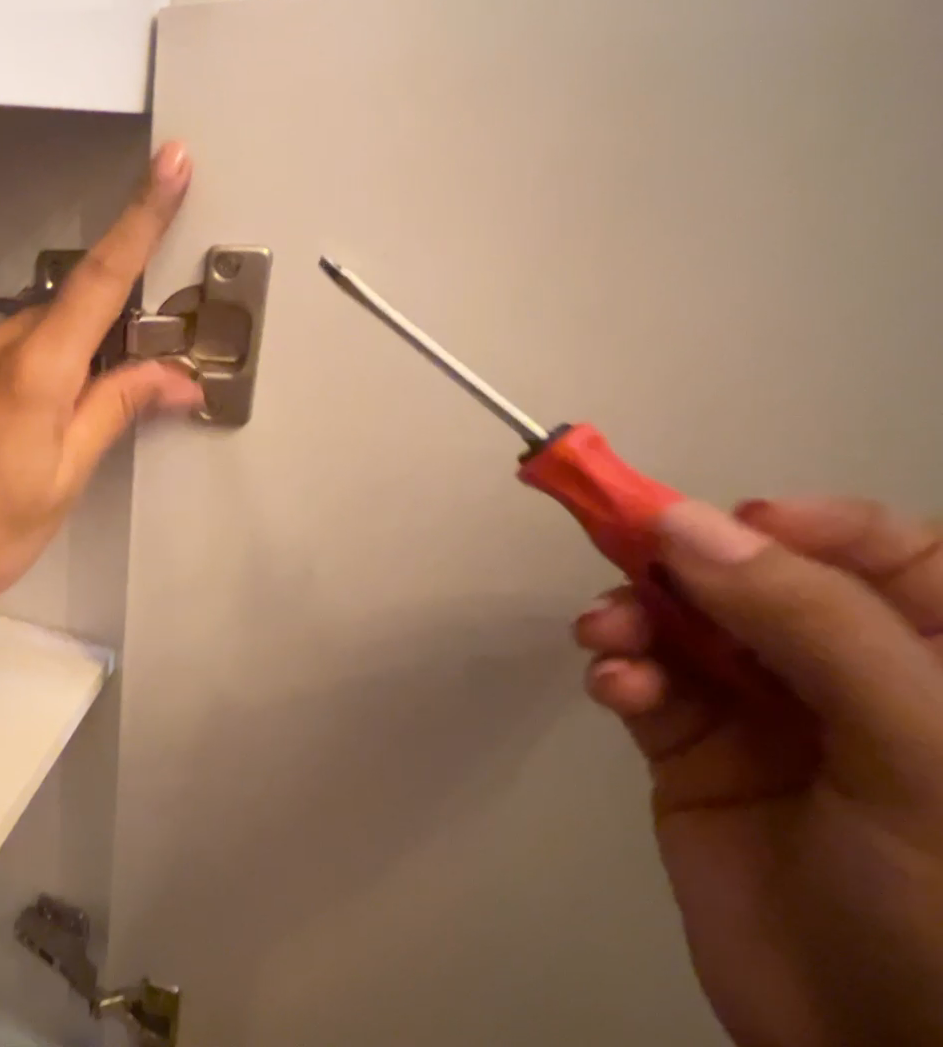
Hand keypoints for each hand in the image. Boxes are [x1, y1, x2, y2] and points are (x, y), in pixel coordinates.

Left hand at [0, 143, 202, 615]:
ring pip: (20, 338)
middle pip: (61, 315)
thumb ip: (116, 409)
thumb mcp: (64, 477)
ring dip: (46, 366)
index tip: (170, 164)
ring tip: (35, 438)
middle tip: (103, 398)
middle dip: (93, 340)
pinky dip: (7, 378)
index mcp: (31, 372)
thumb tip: (176, 377)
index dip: (141, 219)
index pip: (100, 280)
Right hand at [576, 497, 942, 1046]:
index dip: (801, 524)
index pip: (883, 553)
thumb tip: (684, 524)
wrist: (879, 1044)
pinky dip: (621, 671)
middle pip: (758, 581)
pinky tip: (616, 685)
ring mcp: (771, 717)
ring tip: (606, 635)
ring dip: (637, 617)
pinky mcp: (695, 754)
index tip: (715, 523)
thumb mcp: (917, 749)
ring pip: (688, 628)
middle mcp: (860, 678)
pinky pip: (648, 684)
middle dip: (688, 568)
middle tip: (624, 562)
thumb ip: (808, 624)